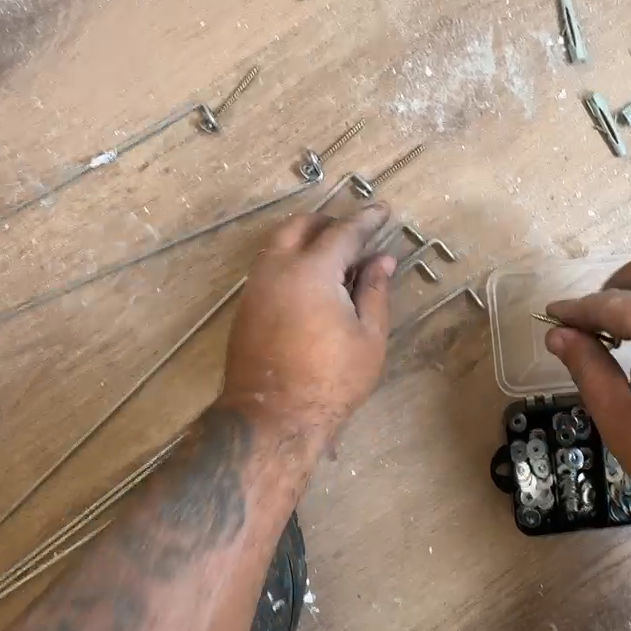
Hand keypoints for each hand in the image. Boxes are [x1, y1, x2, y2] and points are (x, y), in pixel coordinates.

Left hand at [220, 203, 395, 449]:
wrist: (273, 418)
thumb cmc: (331, 381)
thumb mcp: (369, 336)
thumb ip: (374, 291)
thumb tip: (381, 260)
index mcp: (311, 271)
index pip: (343, 232)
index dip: (367, 220)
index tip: (383, 211)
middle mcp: (277, 269)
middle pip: (301, 225)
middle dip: (330, 222)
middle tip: (356, 232)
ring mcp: (256, 287)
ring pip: (279, 243)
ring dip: (307, 239)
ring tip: (336, 256)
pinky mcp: (246, 306)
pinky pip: (270, 265)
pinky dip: (292, 259)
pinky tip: (313, 281)